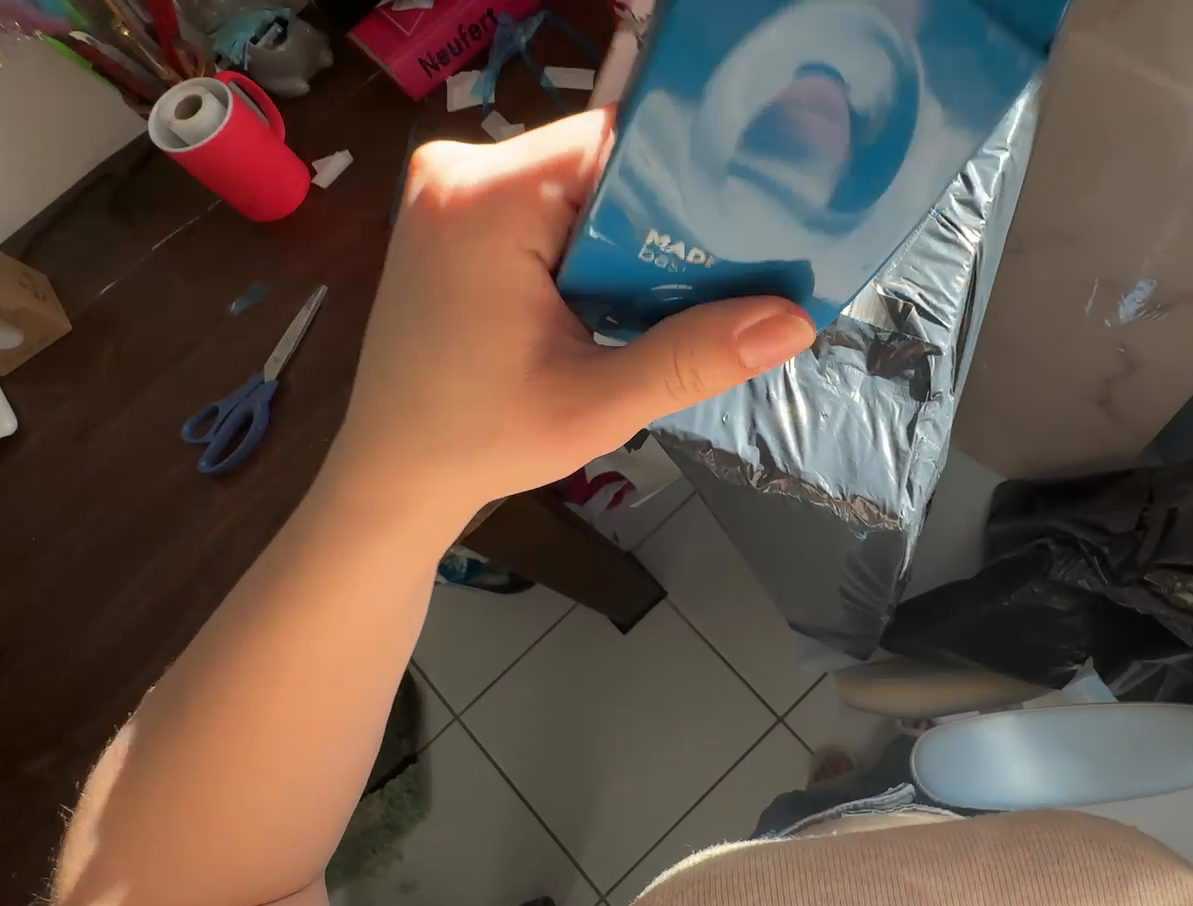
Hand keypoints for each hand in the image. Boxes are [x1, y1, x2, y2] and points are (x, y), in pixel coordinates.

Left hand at [324, 108, 817, 525]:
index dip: (693, 180)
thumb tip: (796, 323)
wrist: (396, 472)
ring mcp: (453, 192)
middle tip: (734, 270)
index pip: (618, 145)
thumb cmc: (486, 441)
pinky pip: (550, 210)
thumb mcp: (602, 403)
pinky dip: (595, 249)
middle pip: (600, 164)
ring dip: (633, 240)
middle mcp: (462, 170)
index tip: (752, 224)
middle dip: (667, 220)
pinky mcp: (458, 221)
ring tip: (685, 290)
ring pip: (579, 188)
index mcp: (490, 198)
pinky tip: (625, 294)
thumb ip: (695, 358)